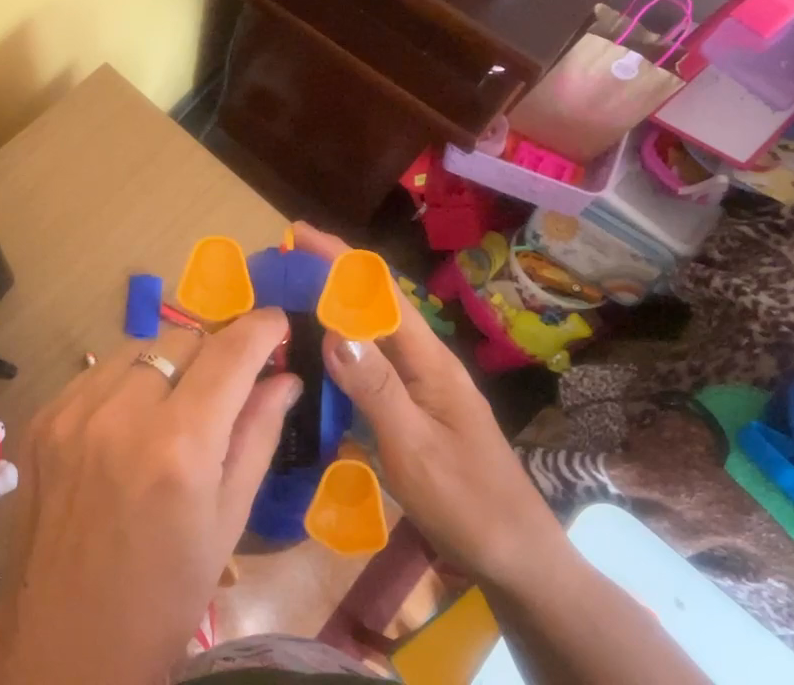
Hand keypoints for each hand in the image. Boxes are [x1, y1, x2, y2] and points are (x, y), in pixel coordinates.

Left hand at [0, 309, 301, 684]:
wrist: (64, 639)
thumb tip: (284, 378)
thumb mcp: (226, 522)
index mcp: (177, 447)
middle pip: (181, 341)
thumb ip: (257, 436)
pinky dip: (124, 382)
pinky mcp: (43, 419)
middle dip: (213, 354)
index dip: (261, 329)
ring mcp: (72, 413)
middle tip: (227, 384)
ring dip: (167, 365)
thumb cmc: (164, 594)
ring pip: (136, 348)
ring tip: (176, 406)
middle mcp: (120, 415)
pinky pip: (96, 372)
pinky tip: (130, 422)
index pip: (228, 354)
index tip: (278, 324)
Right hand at [293, 223, 567, 589]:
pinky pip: (370, 369)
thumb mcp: (413, 447)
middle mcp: (425, 364)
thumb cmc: (466, 503)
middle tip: (277, 270)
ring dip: (331, 312)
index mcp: (430, 362)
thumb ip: (375, 388)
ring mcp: (421, 389)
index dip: (339, 258)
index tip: (296, 234)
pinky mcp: (414, 412)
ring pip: (370, 336)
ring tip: (285, 305)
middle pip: (374, 305)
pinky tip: (314, 363)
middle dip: (329, 278)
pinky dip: (338, 354)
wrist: (516, 558)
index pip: (381, 293)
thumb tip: (332, 326)